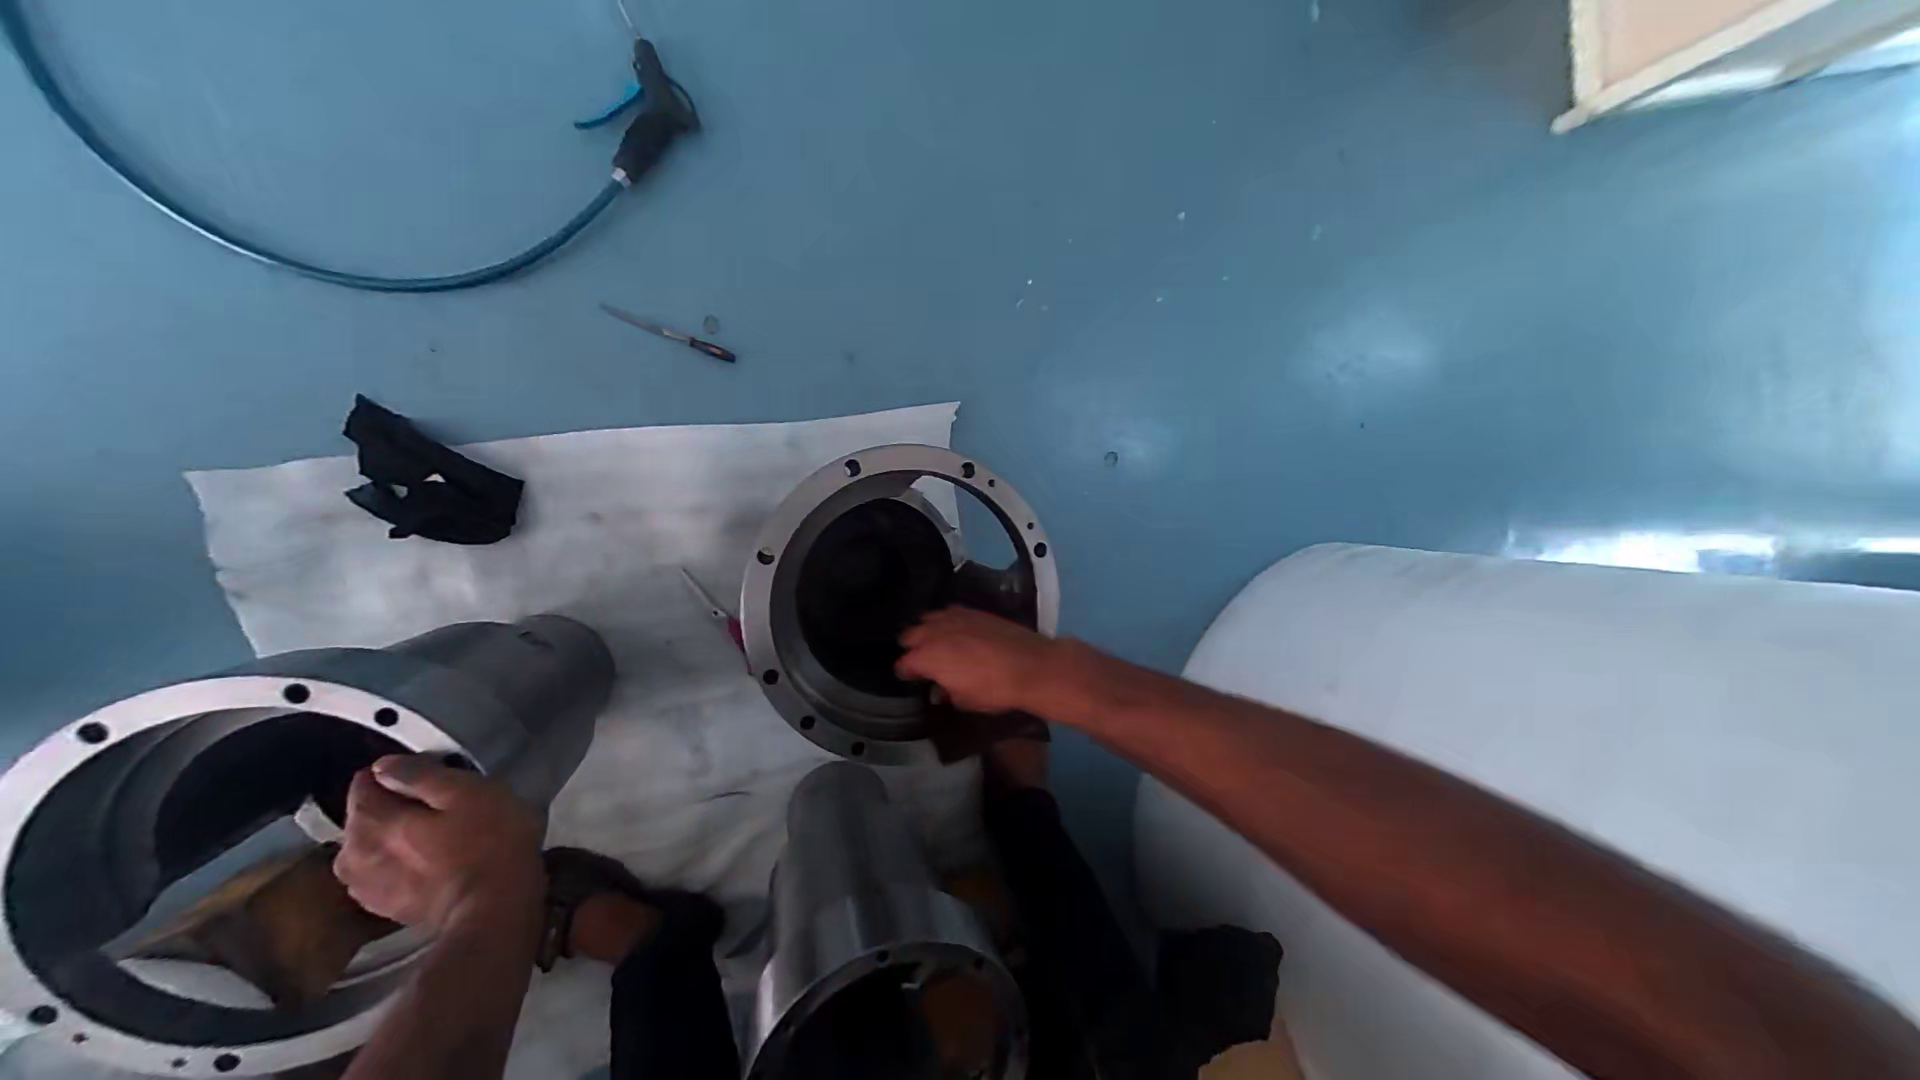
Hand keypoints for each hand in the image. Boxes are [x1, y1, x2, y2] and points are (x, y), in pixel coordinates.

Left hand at [333, 755, 545, 935]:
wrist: (493, 907)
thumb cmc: (489, 840)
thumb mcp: (469, 792)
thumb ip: (422, 776)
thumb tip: (385, 766)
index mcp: (372, 822)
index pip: (365, 783)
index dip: (397, 772)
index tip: (433, 773)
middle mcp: (352, 853)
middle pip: (364, 816)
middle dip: (393, 806)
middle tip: (440, 804)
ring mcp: (363, 885)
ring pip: (369, 845)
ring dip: (391, 836)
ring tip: (432, 833)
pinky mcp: (381, 906)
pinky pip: (379, 871)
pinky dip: (395, 861)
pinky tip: (426, 861)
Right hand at [895, 607, 1064, 715]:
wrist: (1030, 665)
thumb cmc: (994, 689)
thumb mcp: (965, 701)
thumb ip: (946, 693)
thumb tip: (940, 690)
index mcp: (927, 658)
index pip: (903, 664)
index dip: (906, 673)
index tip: (911, 678)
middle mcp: (935, 633)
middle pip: (911, 636)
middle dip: (913, 647)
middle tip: (922, 660)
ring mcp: (954, 618)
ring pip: (928, 619)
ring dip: (928, 630)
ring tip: (937, 642)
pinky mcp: (973, 611)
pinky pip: (950, 612)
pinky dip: (947, 621)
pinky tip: (956, 629)